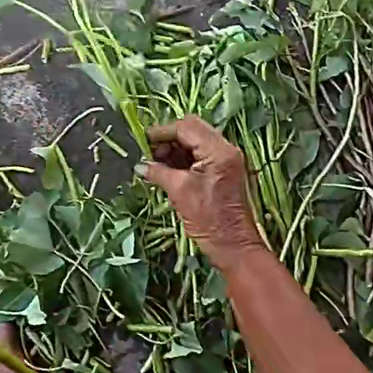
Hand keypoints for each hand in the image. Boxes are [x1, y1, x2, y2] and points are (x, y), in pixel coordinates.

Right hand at [136, 116, 265, 267]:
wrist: (233, 245)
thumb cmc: (208, 220)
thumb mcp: (179, 192)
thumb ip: (158, 172)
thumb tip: (140, 165)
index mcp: (218, 151)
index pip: (186, 127)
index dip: (161, 132)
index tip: (142, 141)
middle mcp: (226, 149)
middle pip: (192, 129)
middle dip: (168, 138)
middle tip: (149, 152)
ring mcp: (226, 159)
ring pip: (196, 140)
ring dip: (175, 148)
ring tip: (156, 162)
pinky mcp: (223, 170)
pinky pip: (201, 154)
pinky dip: (184, 158)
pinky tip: (167, 169)